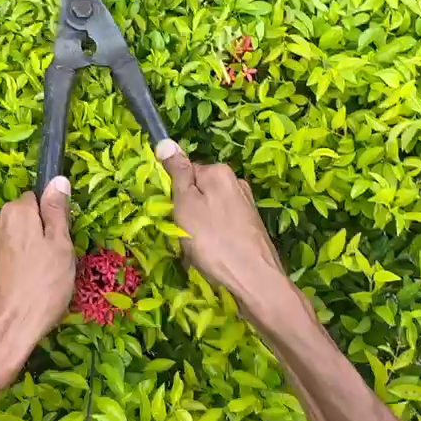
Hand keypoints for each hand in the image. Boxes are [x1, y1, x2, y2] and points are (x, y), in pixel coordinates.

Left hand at [0, 178, 75, 385]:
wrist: (4, 332)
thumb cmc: (40, 288)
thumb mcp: (60, 246)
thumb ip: (57, 211)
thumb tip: (58, 179)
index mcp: (15, 211)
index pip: (39, 198)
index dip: (54, 218)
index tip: (62, 240)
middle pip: (28, 218)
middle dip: (43, 235)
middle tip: (58, 263)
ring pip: (20, 239)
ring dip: (34, 253)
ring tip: (46, 280)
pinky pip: (11, 256)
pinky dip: (22, 268)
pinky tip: (31, 288)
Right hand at [157, 140, 309, 334]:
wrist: (255, 280)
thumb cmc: (213, 241)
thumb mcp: (186, 204)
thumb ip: (177, 173)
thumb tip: (165, 141)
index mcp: (219, 172)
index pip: (184, 172)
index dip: (174, 194)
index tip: (173, 214)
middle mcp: (236, 183)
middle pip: (198, 192)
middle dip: (187, 213)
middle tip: (183, 235)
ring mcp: (246, 205)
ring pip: (209, 212)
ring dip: (198, 229)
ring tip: (198, 250)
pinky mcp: (251, 226)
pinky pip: (221, 227)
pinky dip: (213, 240)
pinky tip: (213, 257)